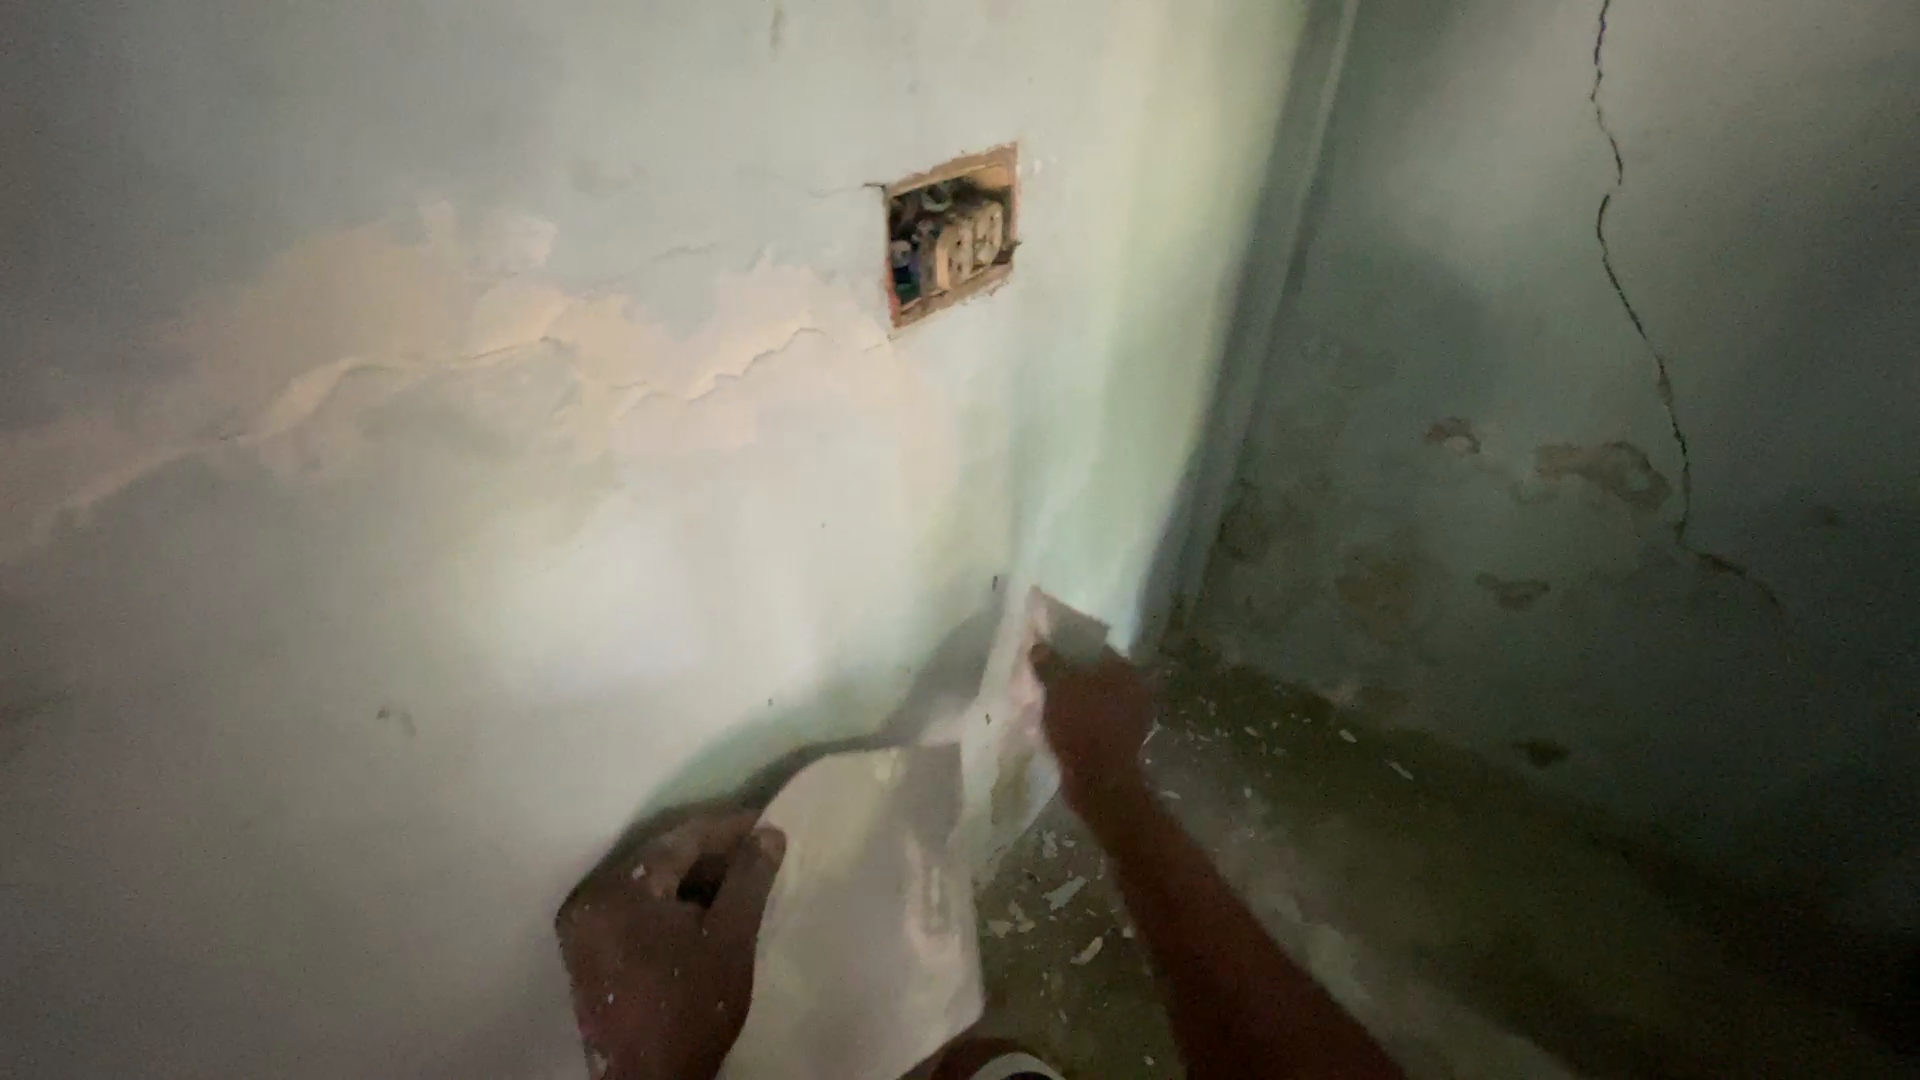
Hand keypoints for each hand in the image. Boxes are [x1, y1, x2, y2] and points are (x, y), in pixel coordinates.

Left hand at [556, 811, 786, 1079]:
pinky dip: (676, 900)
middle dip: (714, 851)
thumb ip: (749, 876)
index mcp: (617, 891)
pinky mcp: (592, 951)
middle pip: (663, 858)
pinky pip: (640, 906)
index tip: (767, 821)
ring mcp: (586, 927)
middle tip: (760, 848)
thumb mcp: (730, 936)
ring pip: (653, 881)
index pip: (681, 839)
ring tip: (743, 876)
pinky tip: (712, 905)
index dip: (729, 828)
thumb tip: (769, 831)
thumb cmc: (690, 1007)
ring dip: (697, 876)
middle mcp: (591, 901)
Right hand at [1029, 644, 1154, 813]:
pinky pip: (1100, 720)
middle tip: (1050, 679)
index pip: (1097, 650)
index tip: (1052, 656)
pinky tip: (1065, 723)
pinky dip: (1085, 719)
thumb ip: (1049, 664)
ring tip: (1053, 702)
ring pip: (1100, 699)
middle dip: (1076, 677)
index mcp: (1126, 671)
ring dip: (1080, 699)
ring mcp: (1135, 717)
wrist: (1099, 779)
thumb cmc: (1081, 725)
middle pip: (1099, 675)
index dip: (1072, 650)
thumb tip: (1039, 646)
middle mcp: (1137, 689)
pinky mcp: (1126, 740)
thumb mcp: (1058, 688)